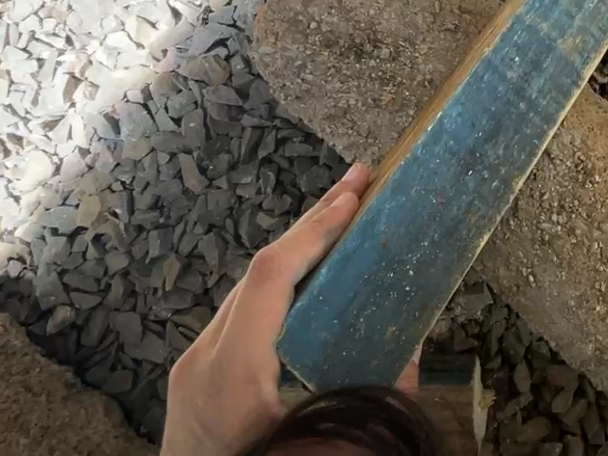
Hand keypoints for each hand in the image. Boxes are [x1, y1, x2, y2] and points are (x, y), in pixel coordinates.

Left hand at [163, 164, 409, 455]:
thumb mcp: (324, 440)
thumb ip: (373, 396)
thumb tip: (414, 348)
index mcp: (231, 371)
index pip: (271, 275)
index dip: (314, 230)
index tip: (354, 197)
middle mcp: (204, 355)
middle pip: (261, 268)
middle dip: (314, 219)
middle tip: (359, 178)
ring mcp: (194, 361)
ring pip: (251, 283)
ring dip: (299, 245)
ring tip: (343, 210)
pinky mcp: (196, 370)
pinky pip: (244, 307)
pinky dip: (283, 277)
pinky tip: (312, 266)